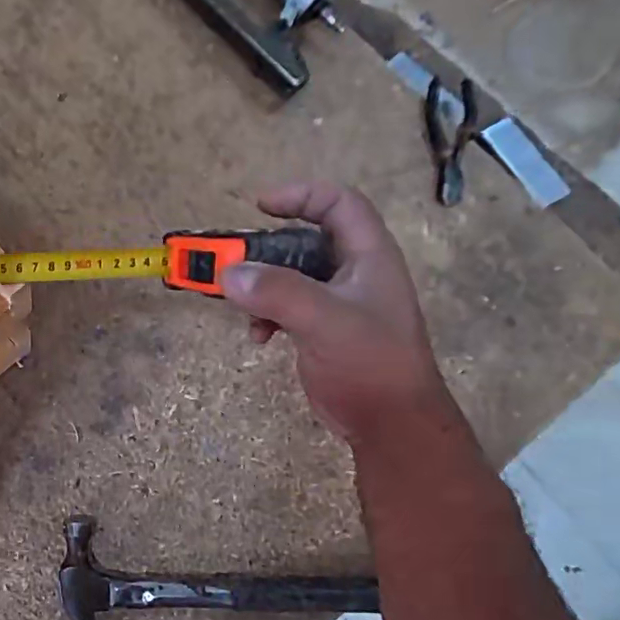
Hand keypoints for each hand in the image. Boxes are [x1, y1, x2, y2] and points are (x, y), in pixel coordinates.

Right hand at [219, 183, 448, 440]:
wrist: (390, 423)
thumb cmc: (371, 364)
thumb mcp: (325, 321)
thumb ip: (278, 292)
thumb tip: (229, 274)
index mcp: (368, 256)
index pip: (338, 205)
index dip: (302, 196)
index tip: (260, 206)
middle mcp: (353, 273)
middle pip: (304, 241)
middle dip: (266, 251)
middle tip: (233, 262)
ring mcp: (336, 303)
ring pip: (289, 276)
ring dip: (260, 287)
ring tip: (240, 304)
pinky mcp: (321, 329)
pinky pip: (285, 307)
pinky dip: (265, 315)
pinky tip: (258, 337)